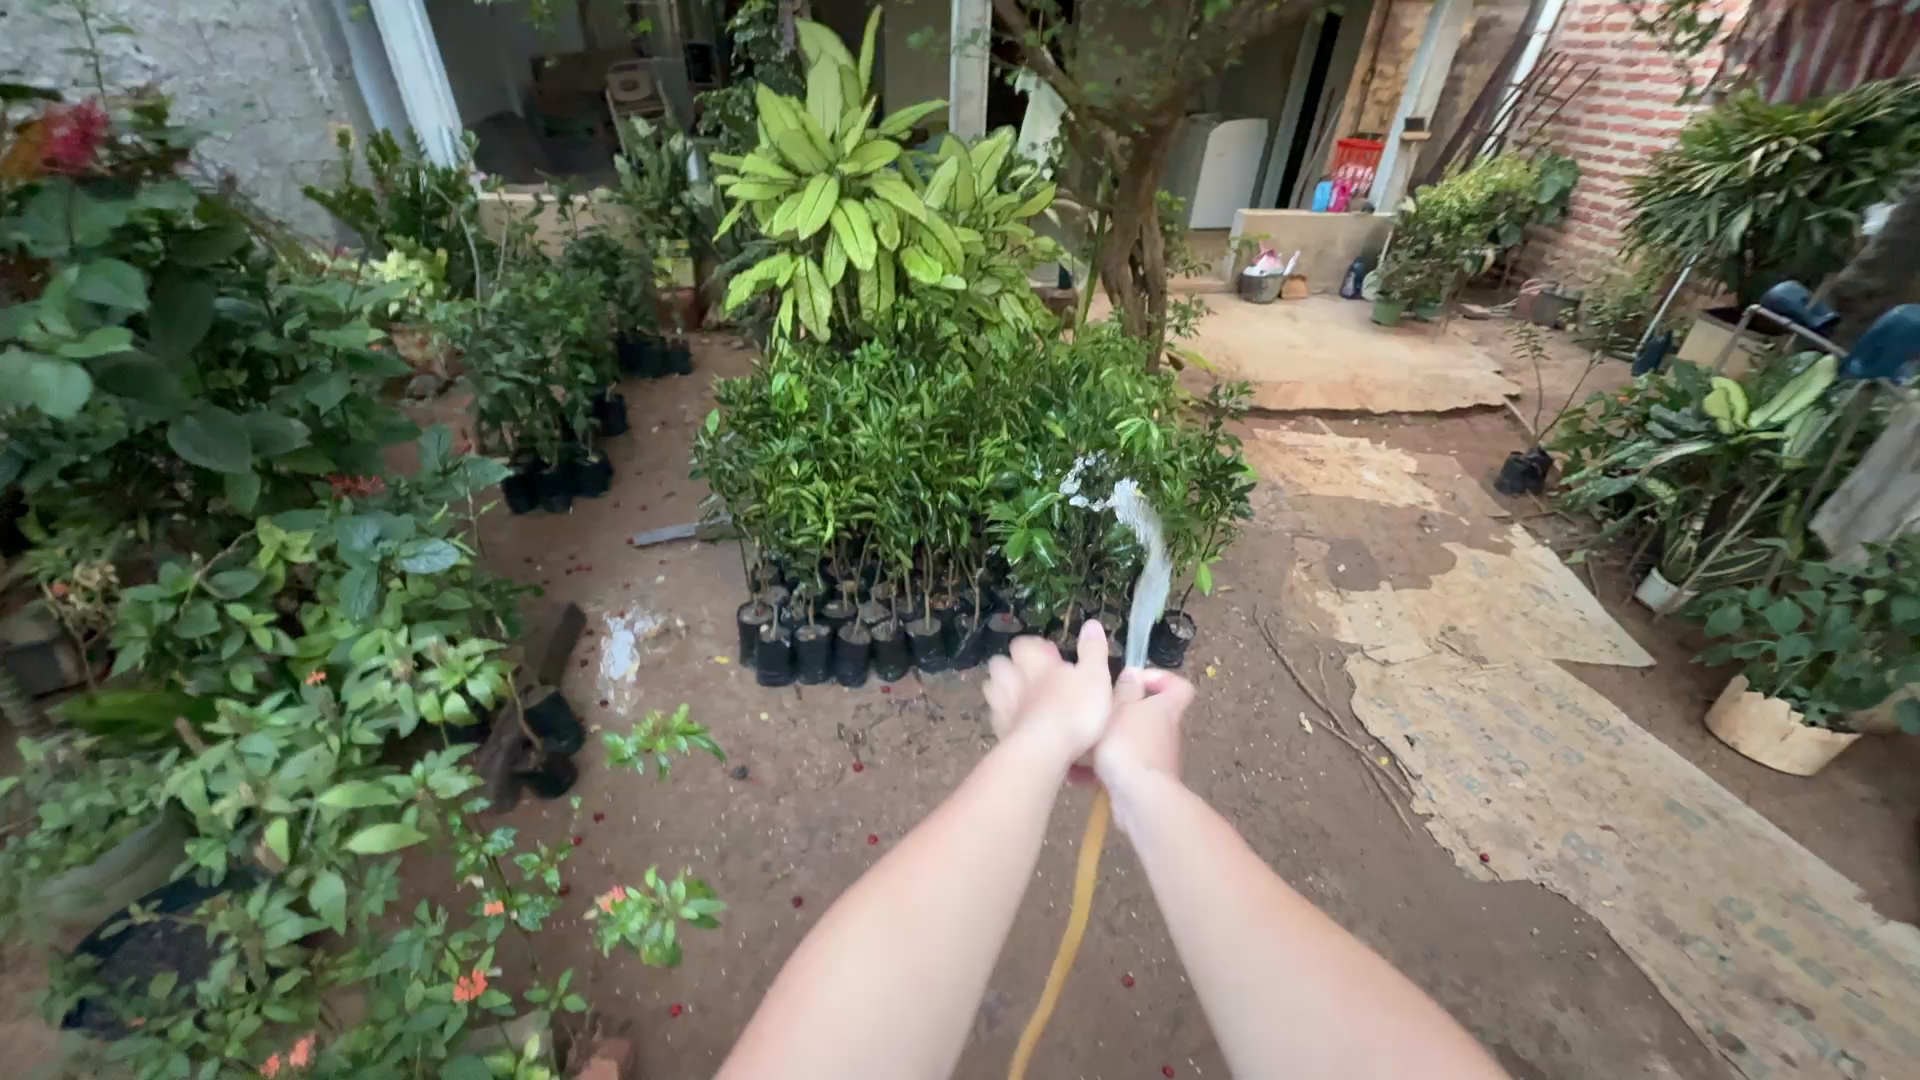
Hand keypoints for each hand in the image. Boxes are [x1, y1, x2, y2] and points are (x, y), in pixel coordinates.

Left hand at [982, 619, 1114, 766]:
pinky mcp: (999, 732)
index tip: (1051, 657)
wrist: (1043, 751)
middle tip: (1034, 678)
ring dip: (1004, 691)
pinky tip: (1022, 725)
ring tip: (1024, 700)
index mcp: (1033, 662)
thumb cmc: (1074, 709)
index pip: (1022, 644)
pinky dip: (1006, 717)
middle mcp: (1012, 679)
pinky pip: (997, 717)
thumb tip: (1092, 624)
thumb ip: (1093, 650)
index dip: (1034, 647)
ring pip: (993, 689)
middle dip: (1012, 667)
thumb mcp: (1095, 676)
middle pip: (1000, 664)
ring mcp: (1002, 706)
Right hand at [1094, 667, 1194, 808]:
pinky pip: (1121, 768)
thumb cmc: (1127, 744)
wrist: (1138, 797)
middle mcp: (1165, 733)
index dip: (1161, 679)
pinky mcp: (1144, 782)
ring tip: (1080, 746)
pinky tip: (1076, 774)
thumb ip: (1126, 689)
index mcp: (1164, 710)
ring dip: (1106, 743)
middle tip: (1097, 713)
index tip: (1134, 681)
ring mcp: (1156, 759)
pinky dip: (1100, 770)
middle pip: (1148, 716)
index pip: (1180, 687)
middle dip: (1120, 714)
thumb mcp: (1119, 708)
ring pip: (1131, 742)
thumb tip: (1134, 673)